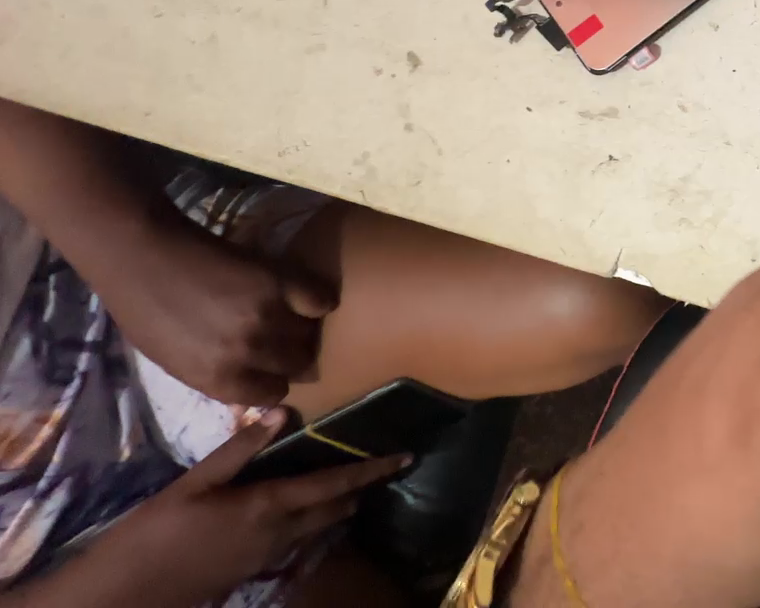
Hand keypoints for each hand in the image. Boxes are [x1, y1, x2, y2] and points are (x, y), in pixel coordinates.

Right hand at [80, 408, 409, 607]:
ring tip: (352, 489)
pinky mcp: (248, 573)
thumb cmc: (149, 537)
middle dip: (361, 489)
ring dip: (338, 508)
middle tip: (383, 470)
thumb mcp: (192, 485)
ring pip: (318, 528)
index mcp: (271, 506)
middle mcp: (279, 533)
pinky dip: (311, 526)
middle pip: (336, 508)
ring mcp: (265, 557)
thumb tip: (282, 410)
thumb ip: (240, 448)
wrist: (111, 602)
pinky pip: (295, 544)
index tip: (408, 458)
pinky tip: (305, 517)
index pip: (338, 483)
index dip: (375, 470)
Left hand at [103, 221, 335, 404]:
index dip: (276, 381)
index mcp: (214, 377)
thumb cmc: (148, 317)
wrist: (143, 263)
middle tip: (288, 341)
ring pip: (312, 332)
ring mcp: (268, 316)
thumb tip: (253, 388)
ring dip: (305, 327)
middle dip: (296, 354)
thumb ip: (219, 375)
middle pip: (300, 362)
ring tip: (293, 317)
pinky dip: (319, 302)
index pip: (273, 393)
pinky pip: (323, 302)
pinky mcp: (284, 283)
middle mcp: (246, 351)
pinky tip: (304, 297)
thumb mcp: (174, 362)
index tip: (274, 370)